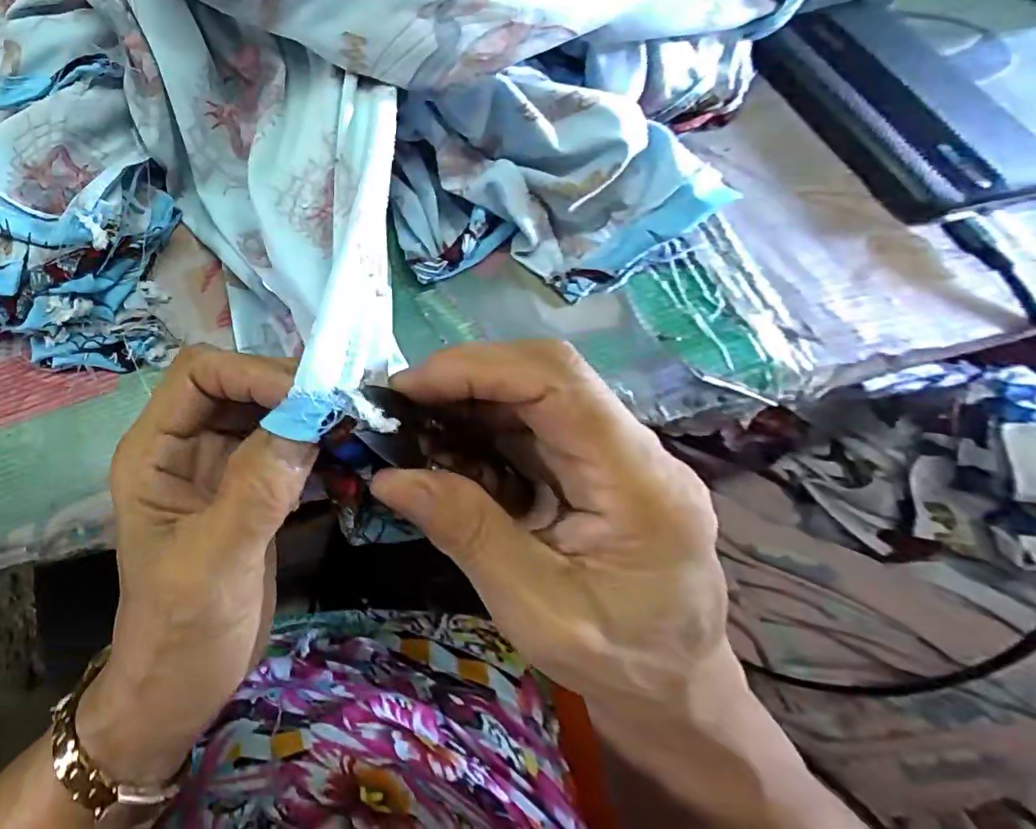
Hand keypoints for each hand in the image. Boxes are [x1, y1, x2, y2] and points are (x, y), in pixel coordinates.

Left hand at [79, 347, 312, 785]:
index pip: (196, 375)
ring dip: (304, 416)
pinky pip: (279, 452)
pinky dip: (312, 449)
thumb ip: (255, 492)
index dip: (250, 373)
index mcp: (152, 451)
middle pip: (232, 387)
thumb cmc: (181, 630)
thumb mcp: (214, 562)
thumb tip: (304, 422)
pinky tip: (349, 458)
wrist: (180, 688)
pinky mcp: (244, 493)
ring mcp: (213, 468)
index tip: (310, 396)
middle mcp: (180, 447)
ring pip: (260, 415)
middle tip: (347, 404)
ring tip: (357, 424)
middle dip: (285, 389)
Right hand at [368, 339, 730, 709]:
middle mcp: (632, 453)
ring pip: (526, 389)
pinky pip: (522, 421)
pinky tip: (442, 456)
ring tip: (410, 434)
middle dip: (459, 378)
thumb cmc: (616, 660)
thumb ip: (466, 533)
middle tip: (397, 409)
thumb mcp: (534, 608)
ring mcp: (611, 454)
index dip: (475, 369)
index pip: (557, 382)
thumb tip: (387, 477)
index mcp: (638, 484)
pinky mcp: (586, 463)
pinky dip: (471, 427)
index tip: (405, 391)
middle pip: (541, 372)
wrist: (675, 693)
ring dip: (460, 401)